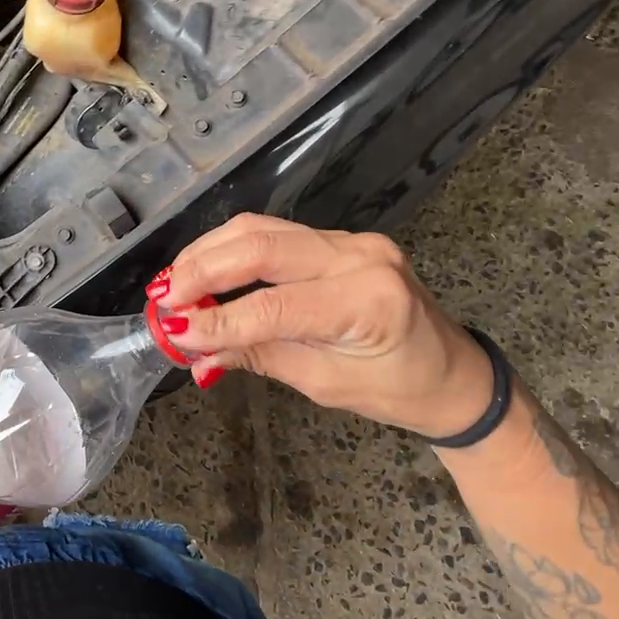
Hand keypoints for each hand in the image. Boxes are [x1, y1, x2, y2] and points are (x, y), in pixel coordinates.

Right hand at [157, 215, 492, 437]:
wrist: (455, 374)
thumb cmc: (398, 390)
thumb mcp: (325, 383)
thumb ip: (258, 355)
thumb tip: (195, 349)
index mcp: (368, 301)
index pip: (274, 305)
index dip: (218, 319)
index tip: (173, 331)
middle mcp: (359, 256)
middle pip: (260, 245)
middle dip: (202, 269)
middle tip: (163, 297)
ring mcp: (349, 239)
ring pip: (260, 228)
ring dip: (208, 253)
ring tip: (173, 282)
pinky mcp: (337, 237)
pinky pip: (272, 233)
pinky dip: (230, 249)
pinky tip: (204, 268)